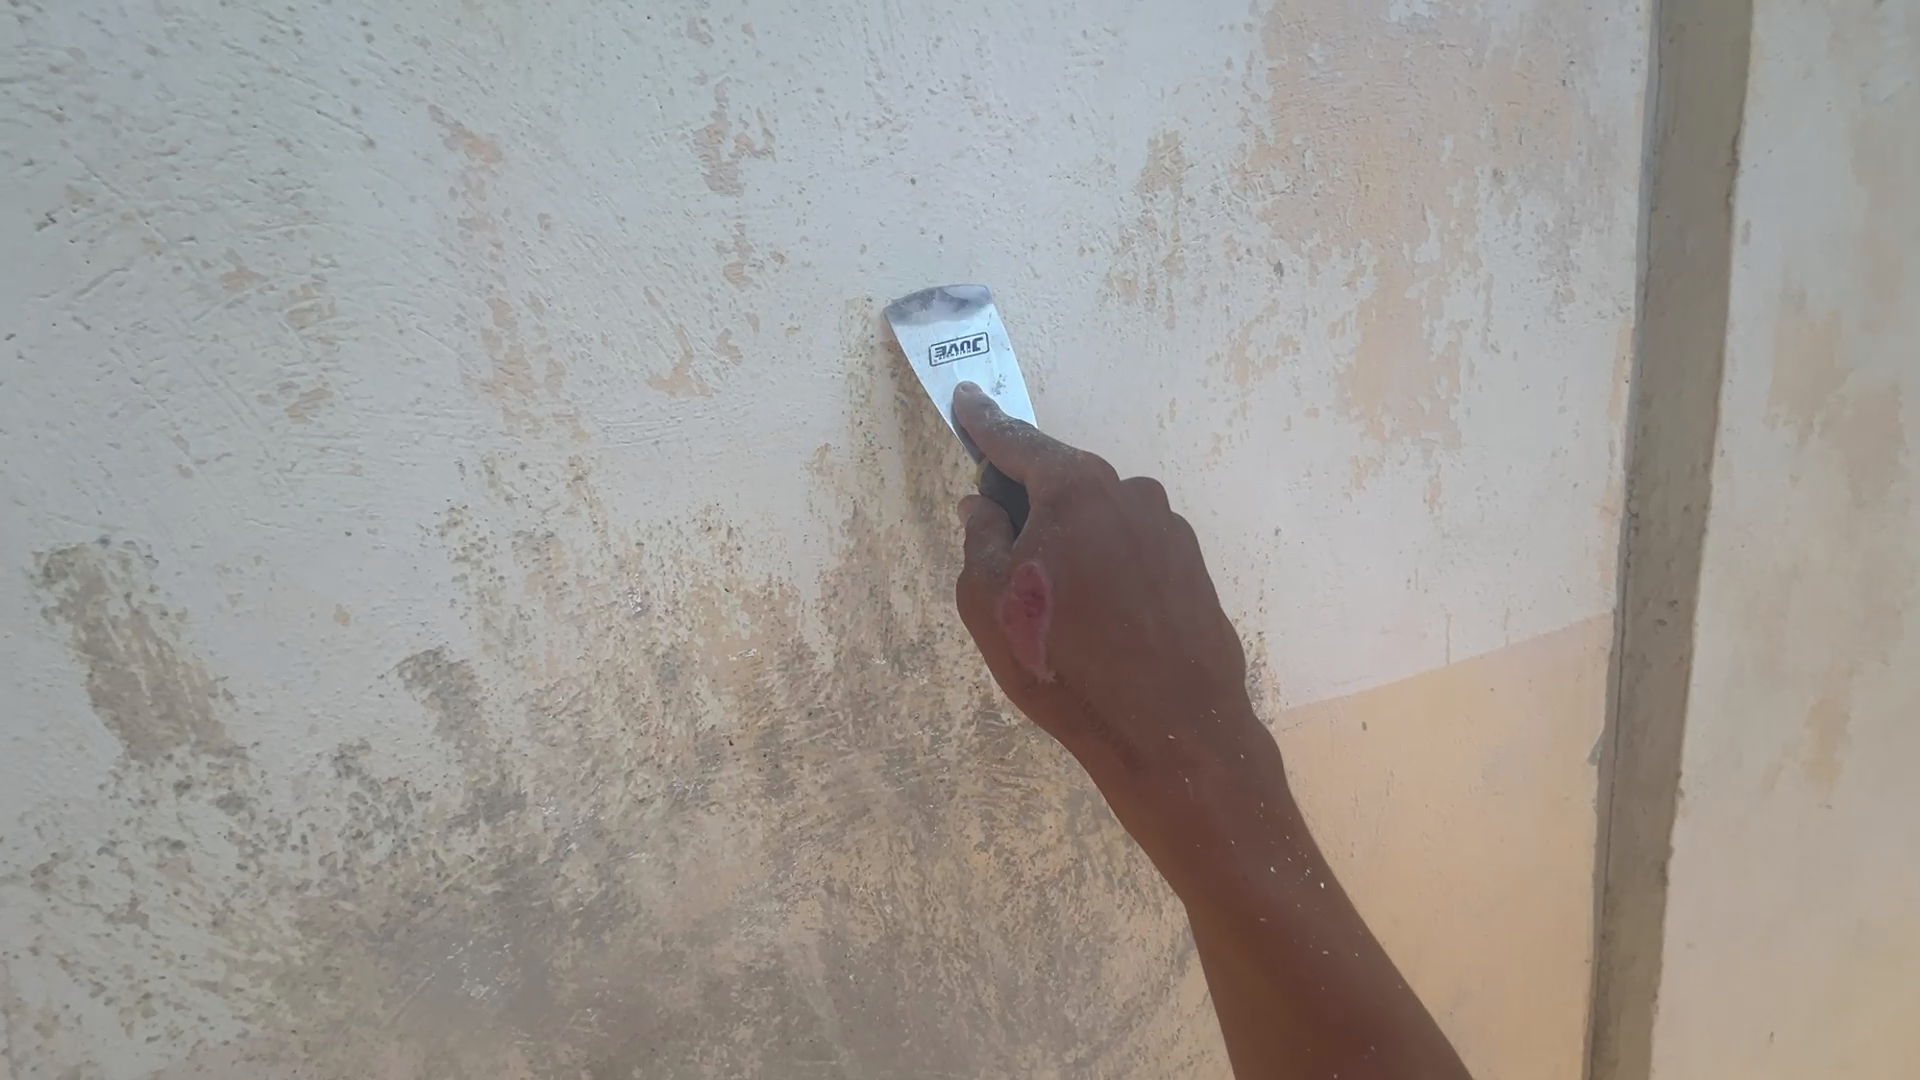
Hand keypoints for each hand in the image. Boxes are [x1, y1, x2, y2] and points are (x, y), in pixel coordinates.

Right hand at [950, 383, 1272, 855]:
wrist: (1169, 730)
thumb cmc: (1060, 659)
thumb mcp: (989, 600)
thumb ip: (980, 537)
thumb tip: (983, 504)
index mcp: (1075, 487)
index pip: (1016, 441)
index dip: (983, 421)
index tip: (967, 397)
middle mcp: (1129, 492)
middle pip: (1063, 482)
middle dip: (1029, 502)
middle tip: (1005, 547)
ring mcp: (1168, 528)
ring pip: (1100, 519)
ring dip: (1071, 540)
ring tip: (1058, 604)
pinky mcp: (1192, 567)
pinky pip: (1132, 550)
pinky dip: (1106, 566)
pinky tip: (1101, 618)